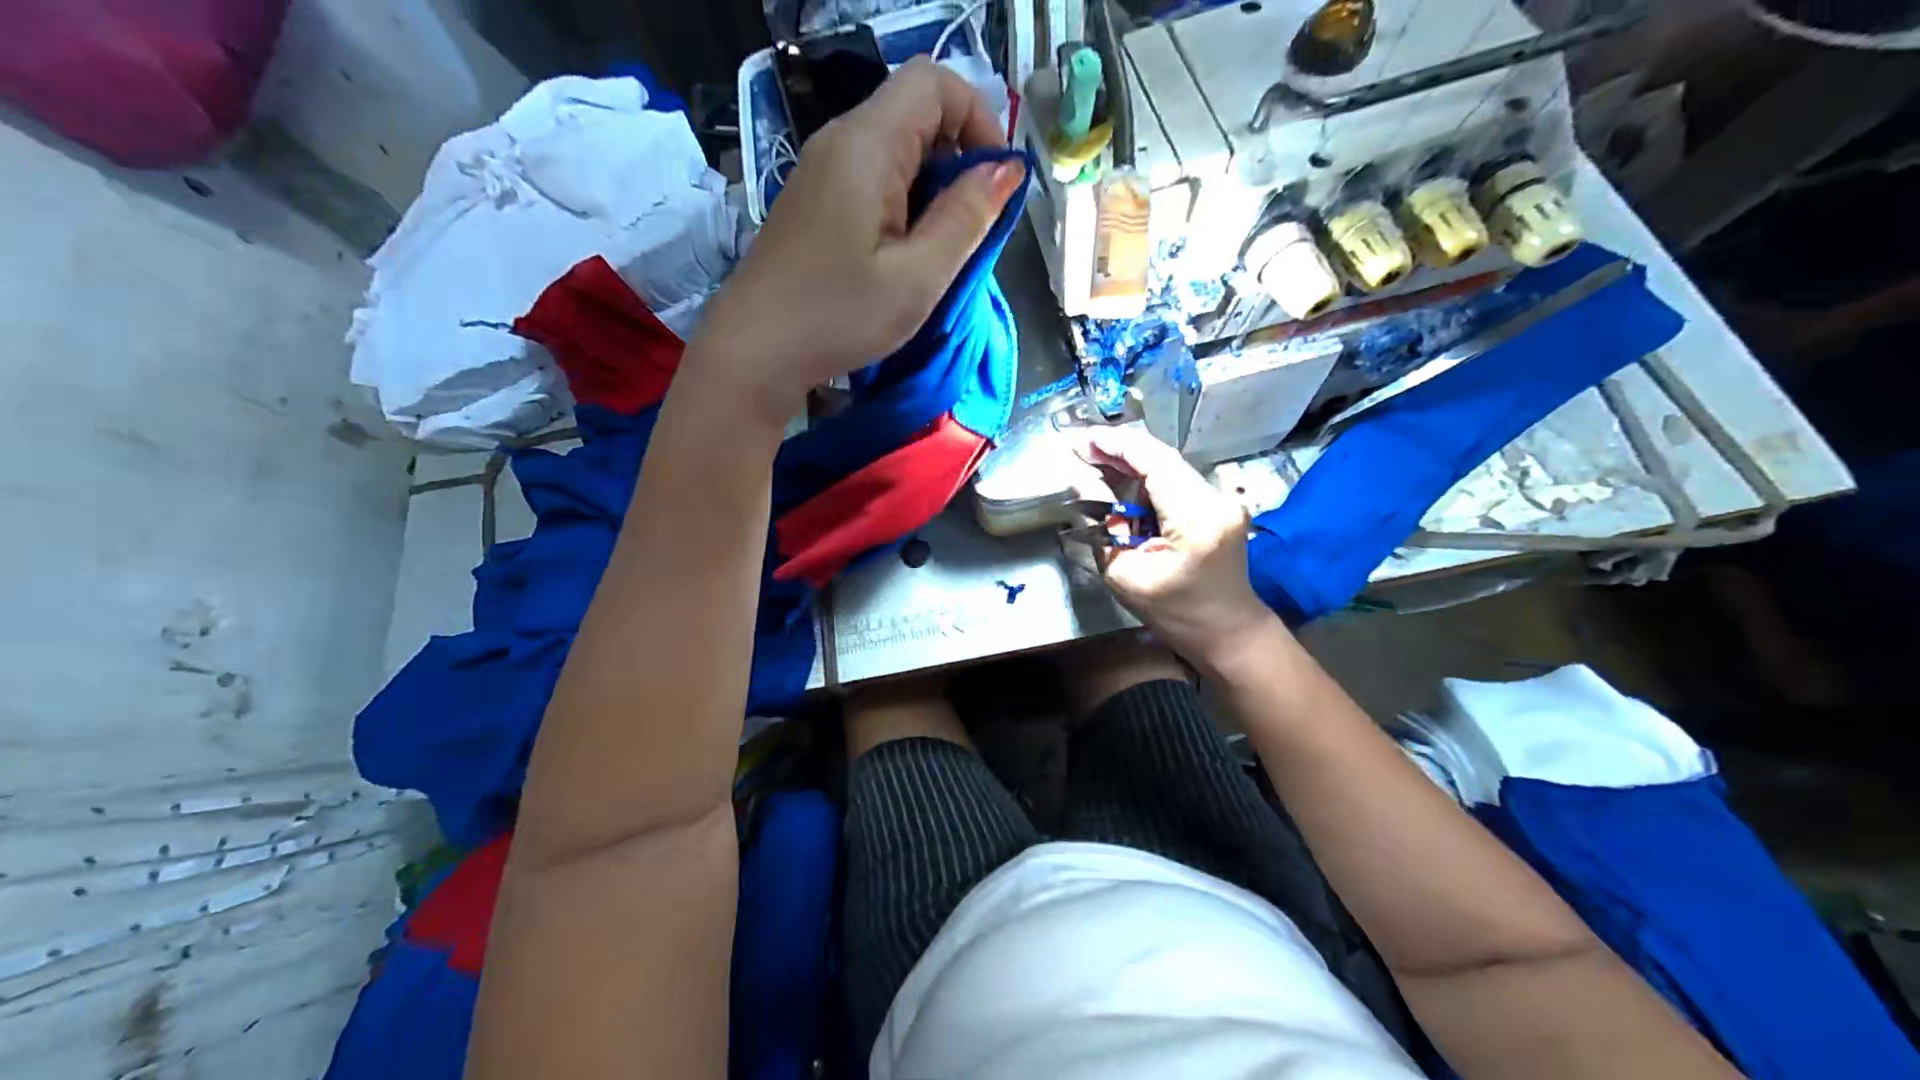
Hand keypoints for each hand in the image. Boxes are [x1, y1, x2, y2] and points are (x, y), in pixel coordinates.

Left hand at [691, 57, 1026, 419]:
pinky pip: (872, 178)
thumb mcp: (917, 277)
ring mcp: (822, 171)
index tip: (994, 182)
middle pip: (916, 112)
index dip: (978, 118)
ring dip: (932, 187)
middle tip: (969, 228)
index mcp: (866, 146)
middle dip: (959, 158)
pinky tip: (902, 254)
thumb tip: (1009, 169)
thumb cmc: (838, 317)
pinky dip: (903, 203)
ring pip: (896, 149)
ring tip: (937, 249)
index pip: (933, 82)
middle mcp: (840, 142)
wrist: (754, 352)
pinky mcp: (815, 201)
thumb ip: (966, 218)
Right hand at [1081, 428, 1279, 667]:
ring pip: (1169, 466)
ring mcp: (1222, 499)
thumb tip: (1082, 481)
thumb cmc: (1174, 613)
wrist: (1227, 630)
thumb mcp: (1125, 574)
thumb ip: (1103, 524)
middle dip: (1119, 450)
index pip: (1154, 462)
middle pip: (1162, 458)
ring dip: (1131, 463)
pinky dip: (1146, 477)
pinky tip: (1121, 480)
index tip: (1082, 440)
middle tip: (1081, 450)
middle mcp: (1215, 498)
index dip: (1115, 445)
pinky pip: (1177, 480)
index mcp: (1195, 518)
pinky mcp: (1219, 504)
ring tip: (1094, 462)